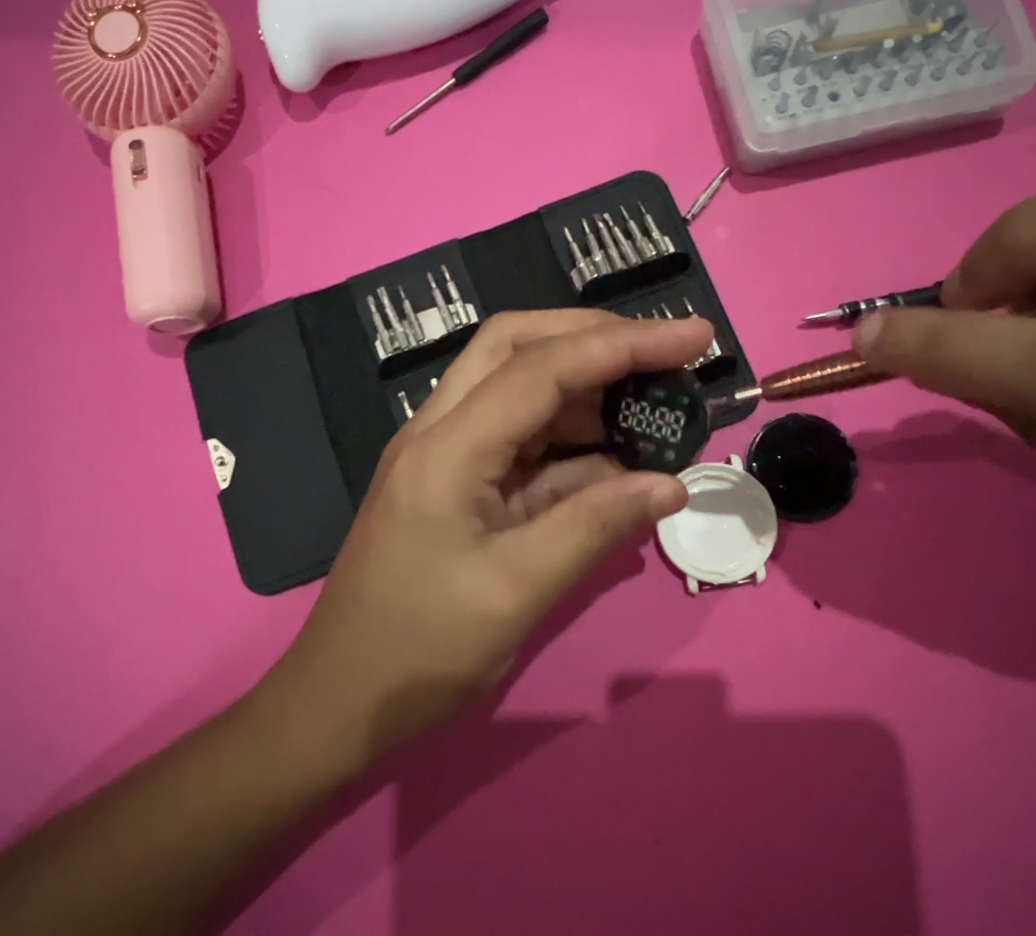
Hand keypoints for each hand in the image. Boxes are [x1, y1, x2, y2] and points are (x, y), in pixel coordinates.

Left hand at [263, 311, 711, 759]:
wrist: (339, 700)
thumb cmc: (418, 651)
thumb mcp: (515, 592)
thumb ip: (595, 528)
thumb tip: (672, 485)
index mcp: (447, 448)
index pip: (543, 367)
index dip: (623, 343)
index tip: (696, 335)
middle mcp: (439, 432)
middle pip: (517, 347)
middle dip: (595, 339)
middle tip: (666, 356)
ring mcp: (443, 458)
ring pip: (517, 389)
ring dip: (586, 389)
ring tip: (656, 406)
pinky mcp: (453, 487)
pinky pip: (518, 443)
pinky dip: (571, 443)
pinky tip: (618, 461)